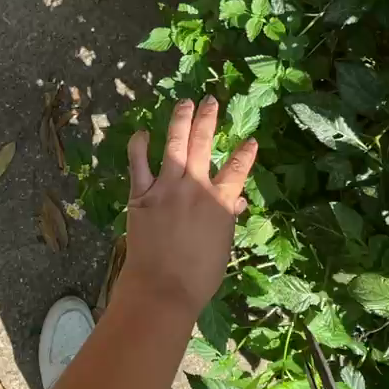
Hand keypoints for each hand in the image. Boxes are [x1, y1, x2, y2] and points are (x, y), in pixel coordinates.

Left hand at [116, 97, 257, 319]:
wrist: (162, 289)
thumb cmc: (198, 276)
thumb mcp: (222, 246)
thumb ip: (227, 218)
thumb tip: (236, 200)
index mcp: (220, 202)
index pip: (238, 169)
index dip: (246, 153)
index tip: (250, 140)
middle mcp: (195, 187)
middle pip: (204, 144)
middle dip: (209, 118)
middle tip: (210, 100)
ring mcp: (167, 187)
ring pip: (175, 144)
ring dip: (181, 120)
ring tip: (185, 102)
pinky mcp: (142, 193)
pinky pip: (138, 163)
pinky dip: (139, 145)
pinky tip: (142, 132)